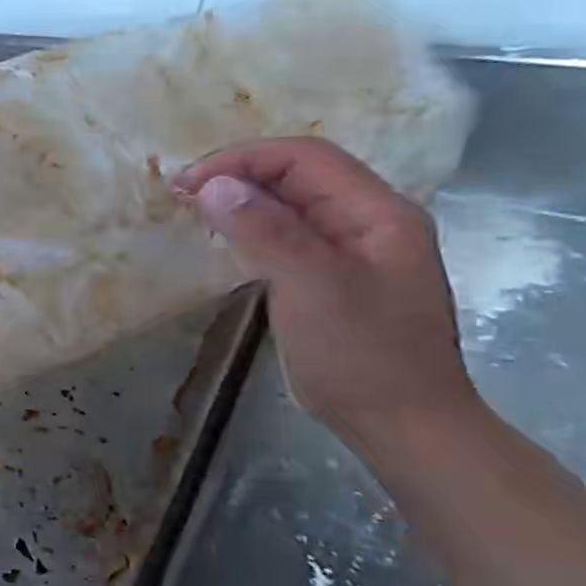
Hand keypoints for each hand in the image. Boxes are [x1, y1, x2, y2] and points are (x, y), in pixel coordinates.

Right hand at [175, 137, 477, 431]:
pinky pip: (288, 234)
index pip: (304, 158)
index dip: (242, 159)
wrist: (402, 427)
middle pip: (298, 175)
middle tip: (182, 195)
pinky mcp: (333, 276)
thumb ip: (265, 230)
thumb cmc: (362, 357)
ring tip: (195, 211)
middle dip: (238, 174)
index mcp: (377, 213)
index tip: (188, 184)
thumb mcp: (311, 287)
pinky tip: (225, 240)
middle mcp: (368, 221)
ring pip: (291, 204)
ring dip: (241, 199)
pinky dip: (251, 228)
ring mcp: (353, 250)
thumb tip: (213, 185)